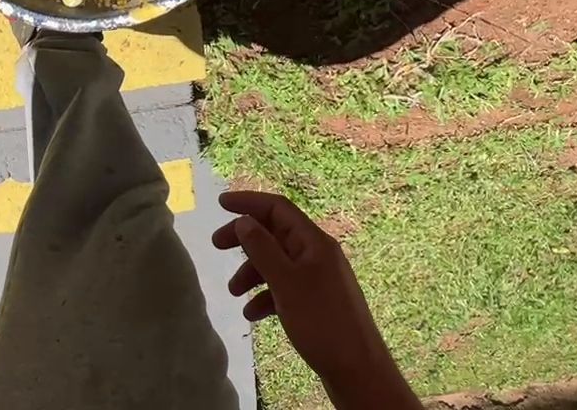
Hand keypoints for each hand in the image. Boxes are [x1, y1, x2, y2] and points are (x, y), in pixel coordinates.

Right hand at [213, 191, 420, 409]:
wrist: (360, 375)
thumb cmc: (322, 322)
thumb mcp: (286, 283)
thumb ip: (262, 248)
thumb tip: (244, 220)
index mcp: (314, 242)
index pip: (278, 208)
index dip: (248, 201)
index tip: (220, 203)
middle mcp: (317, 255)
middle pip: (274, 234)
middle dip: (244, 238)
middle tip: (216, 245)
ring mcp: (318, 279)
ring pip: (277, 263)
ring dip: (252, 272)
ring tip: (233, 292)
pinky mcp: (317, 303)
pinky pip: (285, 288)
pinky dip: (266, 296)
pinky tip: (252, 314)